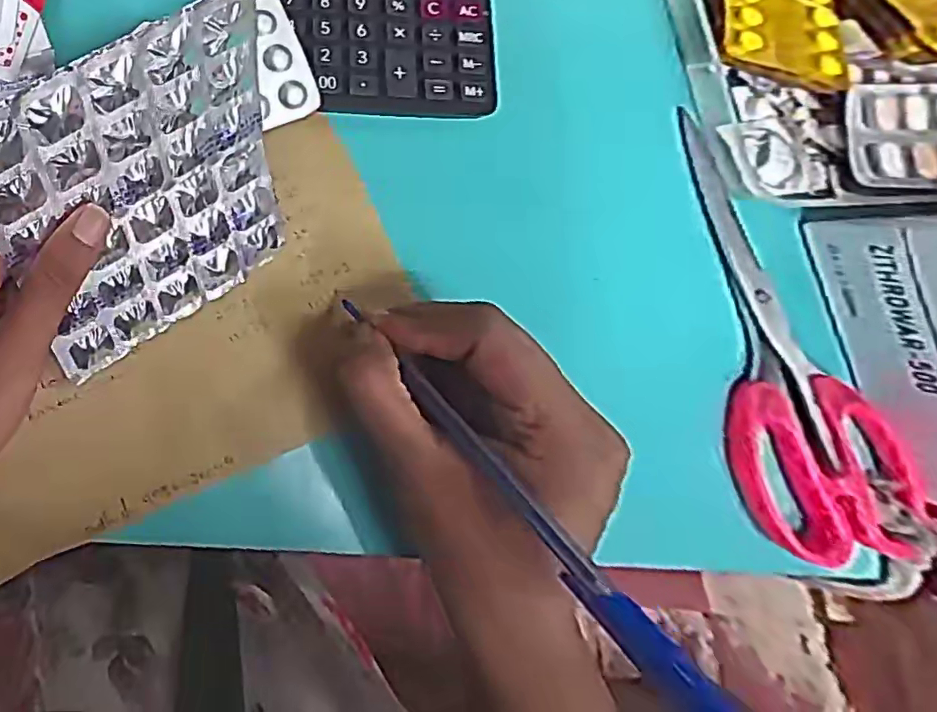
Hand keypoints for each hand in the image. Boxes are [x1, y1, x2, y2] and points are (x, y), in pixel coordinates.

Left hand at [0, 204, 111, 528]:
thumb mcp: (17, 350)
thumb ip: (54, 280)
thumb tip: (92, 213)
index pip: (22, 209)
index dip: (71, 206)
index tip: (124, 200)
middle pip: (19, 236)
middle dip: (68, 243)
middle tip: (133, 239)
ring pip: (15, 267)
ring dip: (54, 276)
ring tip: (118, 268)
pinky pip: (2, 293)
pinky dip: (34, 301)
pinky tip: (72, 310)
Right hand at [335, 302, 628, 589]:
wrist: (504, 612)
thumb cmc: (468, 553)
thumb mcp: (415, 471)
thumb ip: (379, 395)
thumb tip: (356, 332)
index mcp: (568, 428)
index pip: (492, 337)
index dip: (422, 324)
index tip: (365, 333)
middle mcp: (579, 412)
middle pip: (489, 336)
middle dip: (420, 332)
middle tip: (366, 345)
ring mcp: (564, 416)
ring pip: (483, 348)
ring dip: (424, 348)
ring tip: (382, 364)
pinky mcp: (541, 423)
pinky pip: (481, 371)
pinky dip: (436, 367)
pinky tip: (409, 385)